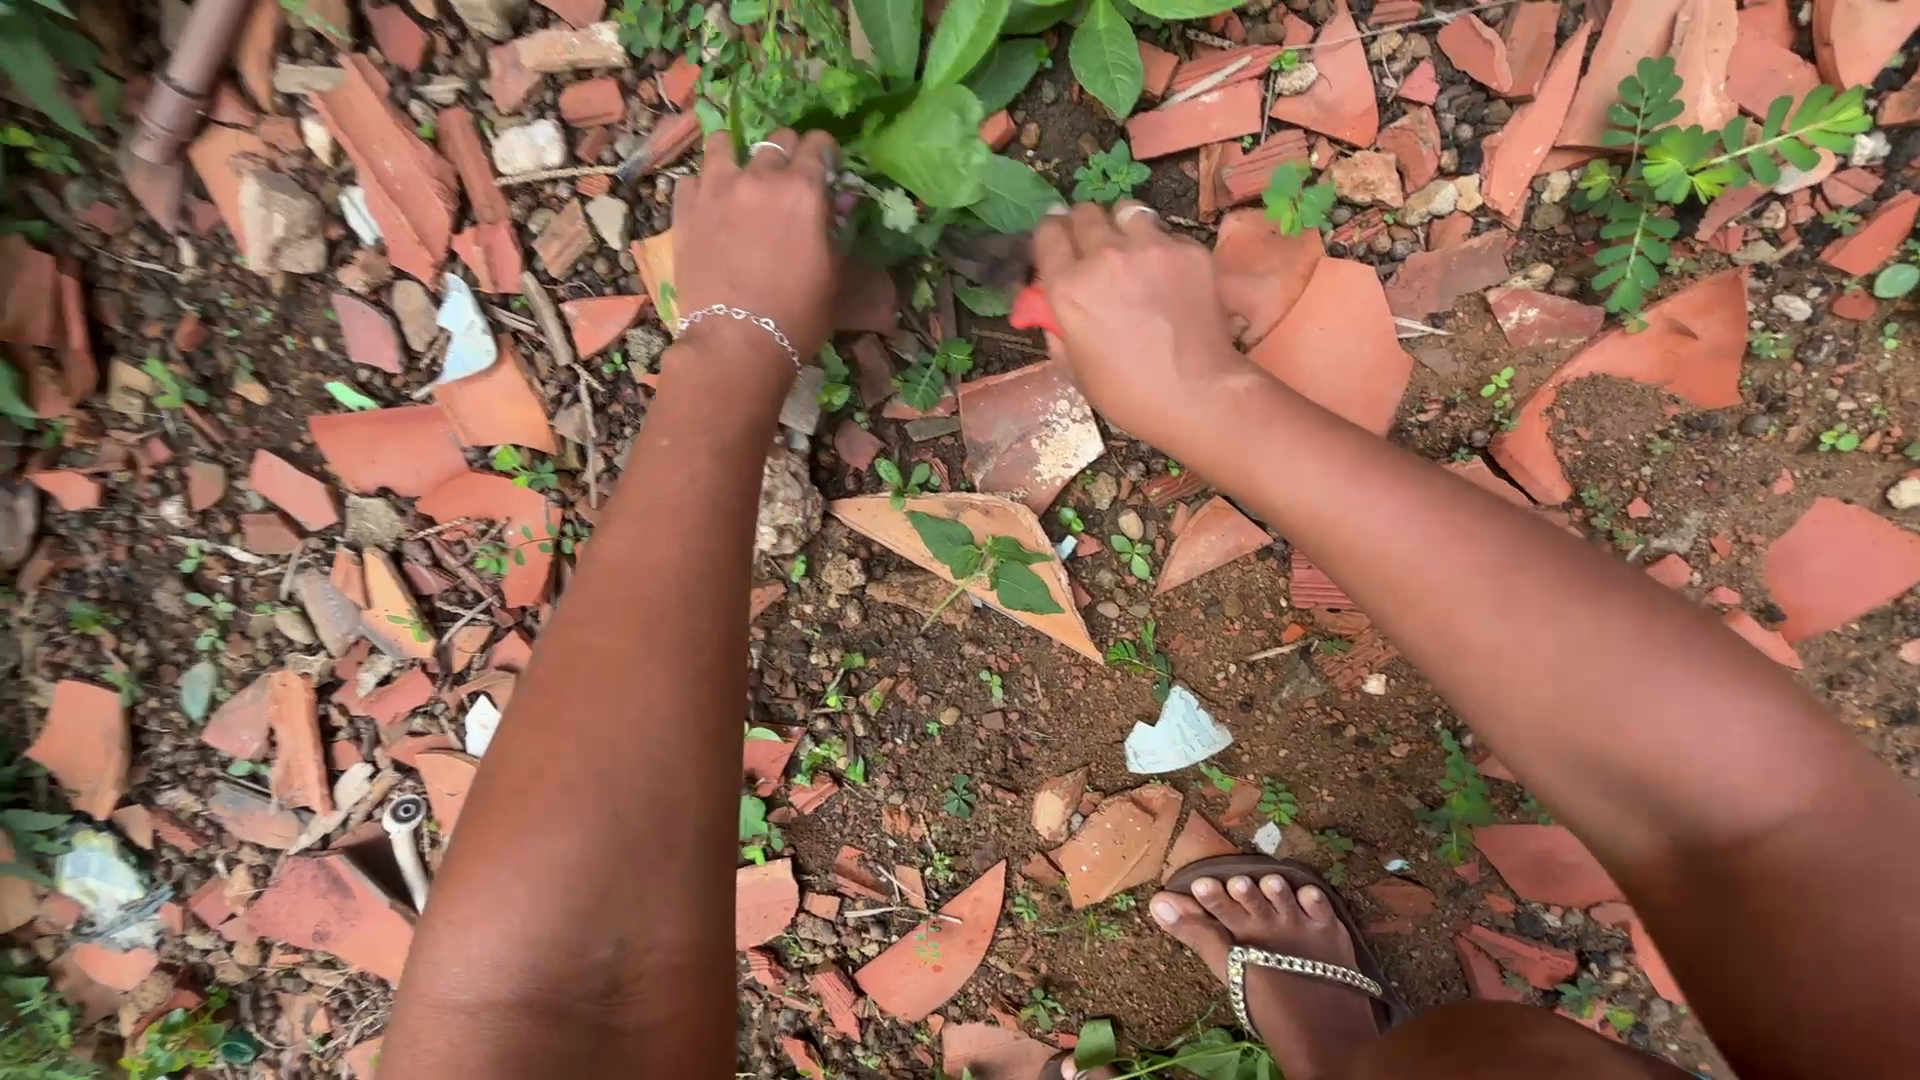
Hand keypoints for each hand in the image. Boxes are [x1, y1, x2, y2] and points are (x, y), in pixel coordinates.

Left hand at [669, 129, 839, 376]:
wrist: (737, 344)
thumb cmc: (797, 317)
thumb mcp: (834, 277)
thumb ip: (838, 233)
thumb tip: (840, 205)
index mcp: (803, 190)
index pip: (818, 145)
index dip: (826, 153)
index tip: (827, 166)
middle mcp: (760, 177)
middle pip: (776, 140)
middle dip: (788, 153)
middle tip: (791, 177)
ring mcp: (717, 188)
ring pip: (725, 143)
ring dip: (739, 153)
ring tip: (743, 174)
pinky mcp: (685, 209)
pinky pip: (694, 178)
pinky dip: (706, 184)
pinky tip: (712, 202)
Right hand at [1031, 202, 1260, 455]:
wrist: (1196, 393)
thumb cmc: (1126, 392)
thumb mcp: (1073, 368)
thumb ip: (1056, 326)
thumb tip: (1051, 305)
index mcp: (1068, 288)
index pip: (1047, 233)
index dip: (1050, 236)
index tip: (1057, 242)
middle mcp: (1105, 256)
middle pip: (1084, 213)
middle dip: (1082, 226)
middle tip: (1091, 247)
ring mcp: (1150, 248)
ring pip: (1125, 212)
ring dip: (1121, 227)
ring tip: (1130, 251)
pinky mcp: (1188, 249)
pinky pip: (1164, 233)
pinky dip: (1159, 246)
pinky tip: (1165, 274)